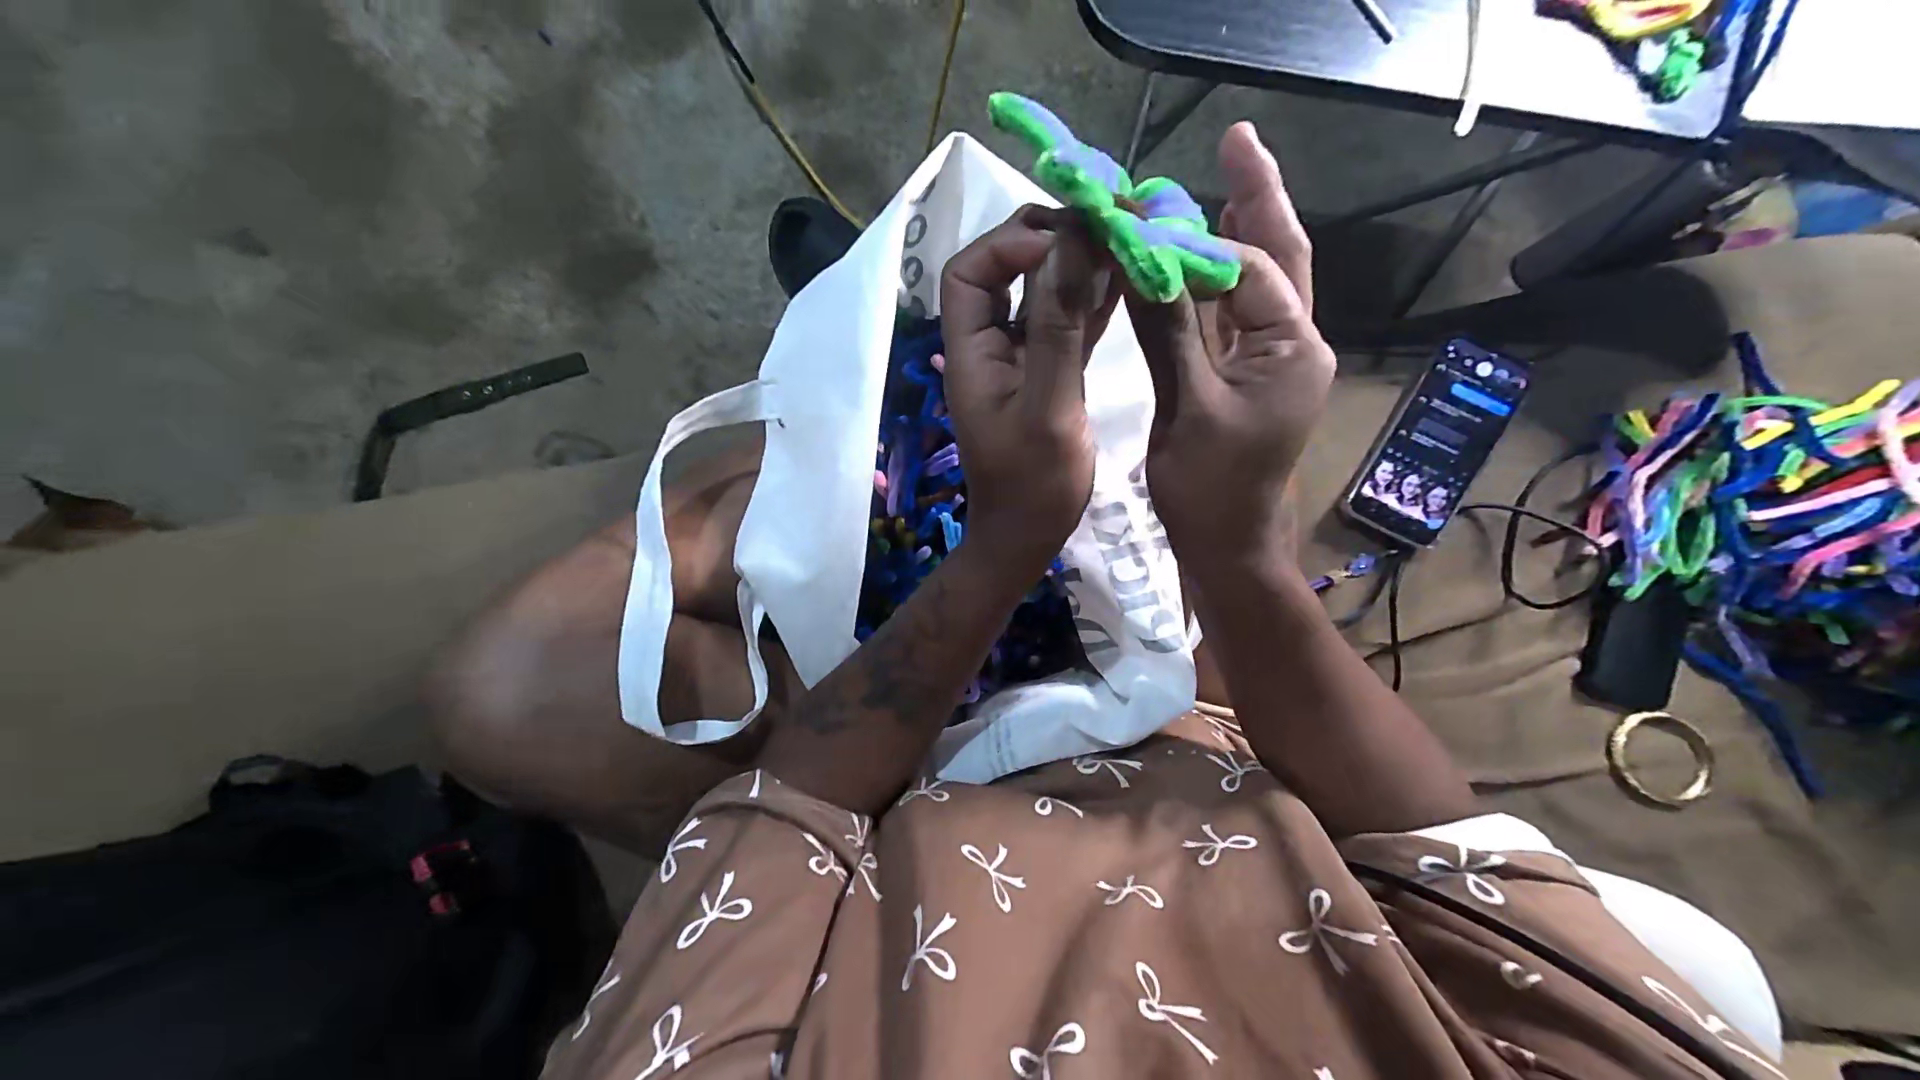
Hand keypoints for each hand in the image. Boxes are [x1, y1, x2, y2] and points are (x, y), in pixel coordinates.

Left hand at [940, 206, 1116, 570]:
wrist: (1027, 537)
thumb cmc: (1033, 485)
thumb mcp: (1049, 407)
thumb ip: (1058, 327)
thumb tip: (1069, 243)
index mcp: (972, 352)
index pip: (970, 271)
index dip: (1012, 243)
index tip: (1069, 239)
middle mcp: (989, 346)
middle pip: (1007, 270)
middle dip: (1053, 240)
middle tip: (1109, 224)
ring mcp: (1019, 359)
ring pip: (1042, 292)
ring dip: (1080, 264)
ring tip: (1129, 237)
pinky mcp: (1047, 374)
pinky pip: (1065, 322)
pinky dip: (1092, 299)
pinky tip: (1127, 279)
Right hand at [1130, 123, 1333, 567]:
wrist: (1226, 546)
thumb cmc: (1210, 489)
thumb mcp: (1188, 408)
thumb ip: (1169, 331)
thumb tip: (1142, 258)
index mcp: (1293, 349)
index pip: (1250, 270)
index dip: (1202, 239)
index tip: (1153, 211)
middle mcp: (1293, 344)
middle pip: (1278, 257)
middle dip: (1256, 200)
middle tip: (1236, 141)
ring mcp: (1271, 361)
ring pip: (1256, 283)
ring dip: (1237, 234)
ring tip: (1223, 177)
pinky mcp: (1246, 377)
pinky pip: (1232, 317)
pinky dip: (1214, 283)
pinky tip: (1197, 253)